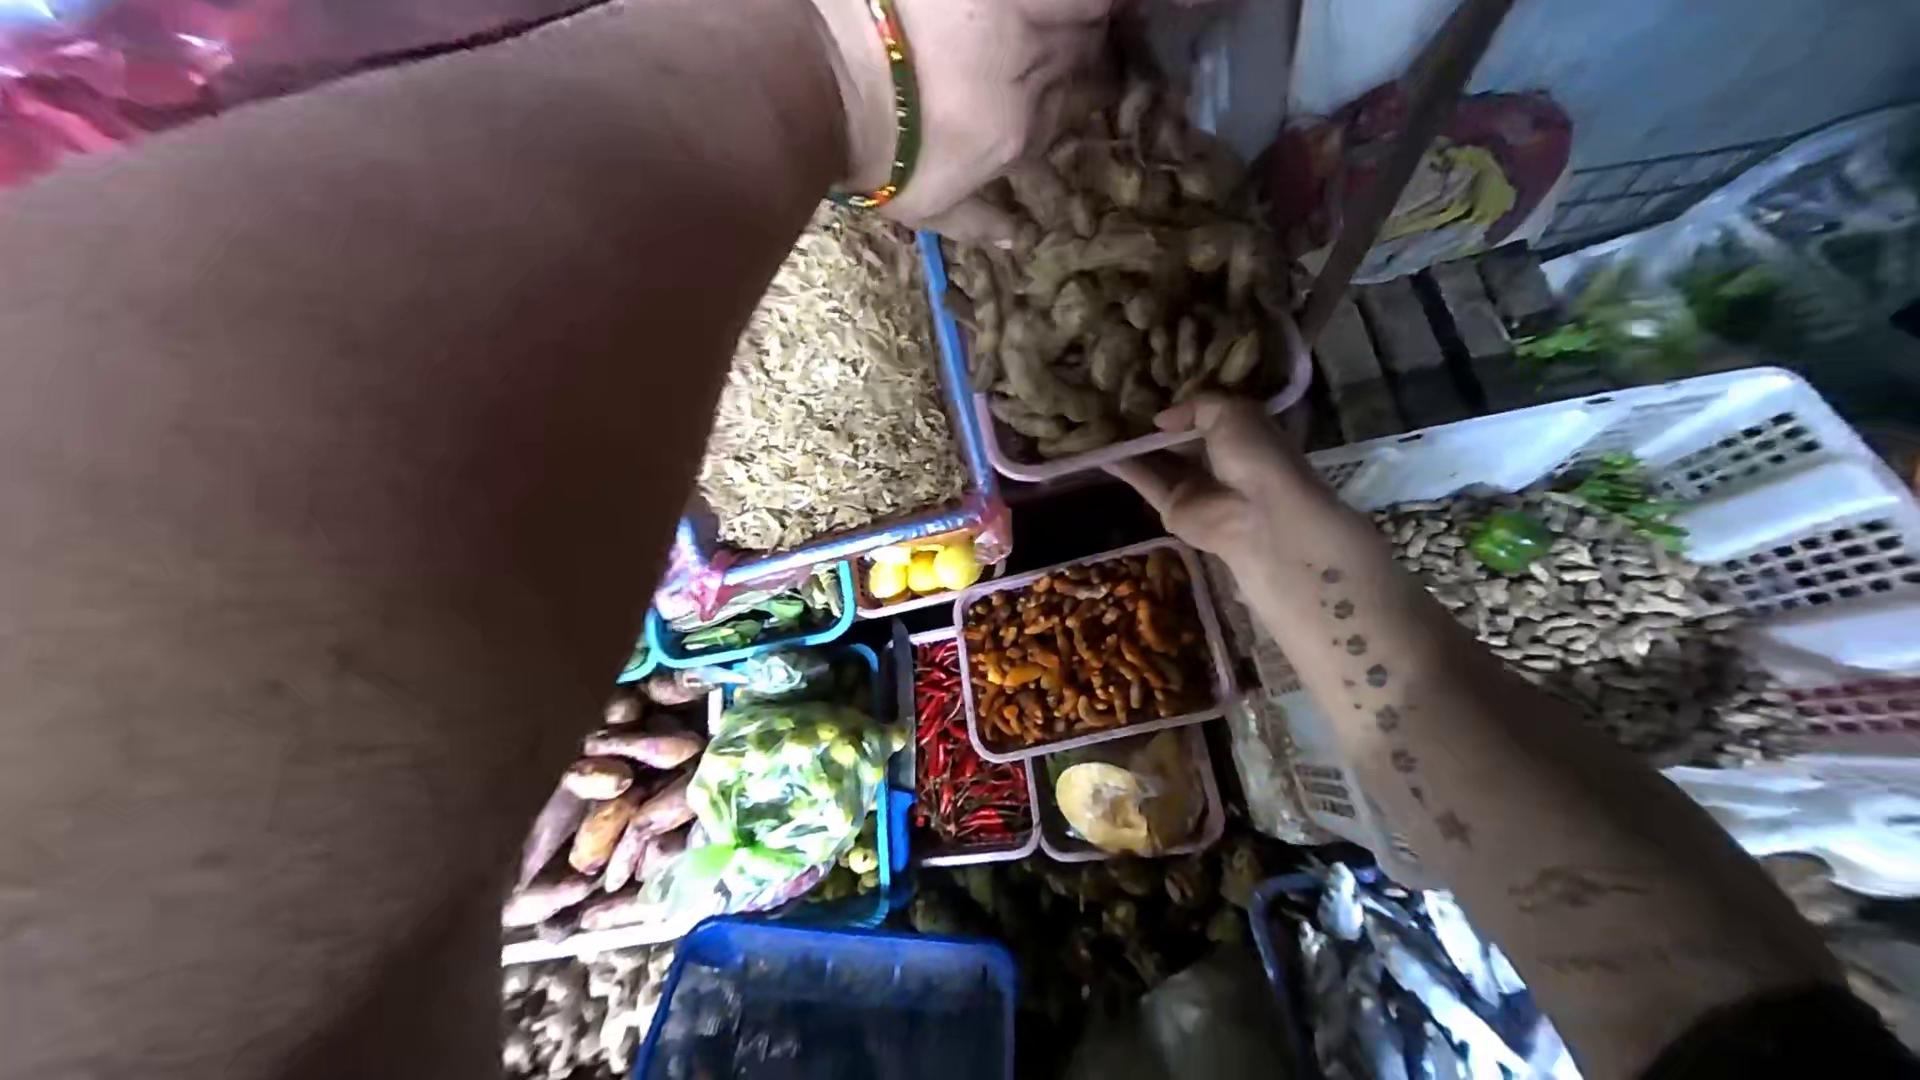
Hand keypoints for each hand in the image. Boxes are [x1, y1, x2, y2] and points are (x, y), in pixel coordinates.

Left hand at [806, 0, 1113, 240]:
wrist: (832, 83)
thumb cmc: (879, 159)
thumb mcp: (929, 209)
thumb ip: (978, 222)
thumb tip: (1016, 239)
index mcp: (1017, 132)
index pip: (1067, 113)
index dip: (1077, 101)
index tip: (1078, 92)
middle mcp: (1029, 73)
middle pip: (1082, 55)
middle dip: (1088, 51)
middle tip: (1083, 45)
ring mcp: (1011, 17)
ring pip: (1079, 9)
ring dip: (1084, 14)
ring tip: (1084, 17)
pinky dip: (1058, 1)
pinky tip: (1053, 10)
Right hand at [1106, 395, 1324, 566]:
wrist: (1259, 513)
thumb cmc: (1255, 454)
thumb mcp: (1233, 412)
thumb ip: (1196, 406)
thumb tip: (1160, 420)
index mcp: (1237, 436)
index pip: (1203, 420)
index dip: (1180, 411)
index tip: (1150, 395)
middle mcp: (1213, 462)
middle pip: (1176, 443)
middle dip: (1151, 429)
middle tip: (1117, 409)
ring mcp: (1192, 487)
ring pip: (1157, 463)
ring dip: (1132, 448)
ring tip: (1101, 428)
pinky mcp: (1171, 508)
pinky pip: (1146, 484)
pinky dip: (1125, 469)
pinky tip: (1102, 453)